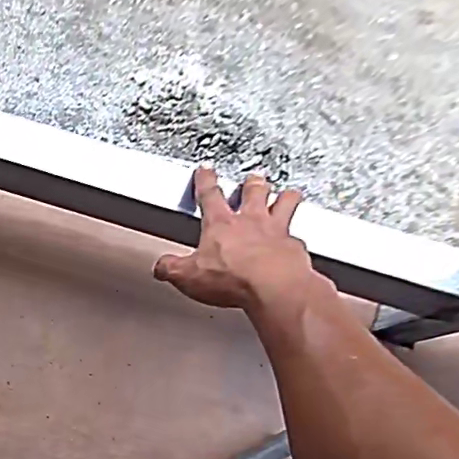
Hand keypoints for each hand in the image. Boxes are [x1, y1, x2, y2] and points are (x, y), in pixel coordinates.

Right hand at [153, 167, 318, 312]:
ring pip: (284, 202)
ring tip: (285, 194)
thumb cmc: (233, 277)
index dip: (205, 181)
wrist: (273, 287)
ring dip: (284, 196)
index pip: (210, 195)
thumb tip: (161, 266)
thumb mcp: (187, 276)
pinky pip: (297, 236)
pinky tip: (295, 240)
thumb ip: (171, 268)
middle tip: (252, 178)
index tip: (206, 171)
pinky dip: (296, 236)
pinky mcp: (295, 247)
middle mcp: (251, 221)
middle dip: (252, 182)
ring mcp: (276, 230)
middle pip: (254, 191)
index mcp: (221, 224)